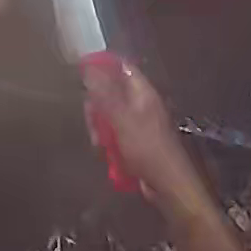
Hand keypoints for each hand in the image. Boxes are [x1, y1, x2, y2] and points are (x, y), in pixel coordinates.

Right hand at [81, 59, 207, 216]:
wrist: (169, 185)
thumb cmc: (146, 147)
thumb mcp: (121, 118)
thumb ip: (104, 94)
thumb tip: (89, 68)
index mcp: (142, 93)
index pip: (122, 68)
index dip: (103, 65)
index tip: (82, 70)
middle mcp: (141, 103)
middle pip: (111, 92)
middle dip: (97, 104)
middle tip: (90, 118)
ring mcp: (139, 122)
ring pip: (110, 113)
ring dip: (100, 124)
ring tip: (97, 140)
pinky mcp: (135, 140)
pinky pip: (115, 131)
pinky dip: (107, 138)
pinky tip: (104, 150)